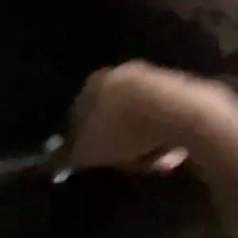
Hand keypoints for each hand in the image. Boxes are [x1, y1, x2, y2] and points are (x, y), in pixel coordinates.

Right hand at [65, 62, 217, 171]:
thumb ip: (68, 156)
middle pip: (114, 115)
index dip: (85, 138)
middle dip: (121, 142)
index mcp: (94, 83)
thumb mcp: (89, 151)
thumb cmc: (124, 131)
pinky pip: (169, 119)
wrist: (180, 114)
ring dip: (146, 143)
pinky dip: (168, 136)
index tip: (96, 158)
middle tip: (128, 163)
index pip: (81, 112)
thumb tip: (55, 162)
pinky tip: (173, 152)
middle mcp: (122, 73)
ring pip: (143, 119)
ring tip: (154, 162)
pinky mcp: (183, 89)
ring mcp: (154, 78)